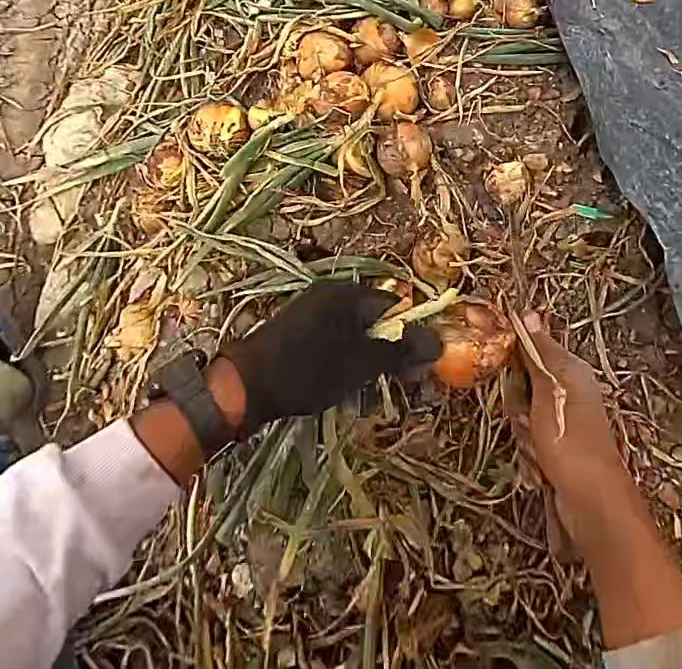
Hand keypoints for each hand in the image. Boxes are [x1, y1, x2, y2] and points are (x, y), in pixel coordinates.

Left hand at [222, 281, 441, 427]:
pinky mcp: (297, 329)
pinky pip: (335, 337)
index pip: (394, 306)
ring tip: (368, 386)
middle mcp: (329, 294)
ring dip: (368, 356)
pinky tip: (343, 381)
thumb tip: (439, 342)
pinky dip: (346, 356)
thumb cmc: (308, 370)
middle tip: (396, 380)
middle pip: (375, 318)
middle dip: (390, 348)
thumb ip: (402, 350)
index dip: (410, 335)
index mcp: (347, 293)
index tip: (415, 366)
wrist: (242, 387)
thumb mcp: (363, 363)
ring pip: (355, 331)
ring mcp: (311, 310)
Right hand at [514, 312, 639, 549]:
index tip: (502, 366)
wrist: (592, 502)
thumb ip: (538, 355)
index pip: (534, 344)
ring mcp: (563, 419)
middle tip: (524, 416)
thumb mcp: (550, 391)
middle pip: (524, 381)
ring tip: (535, 445)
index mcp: (571, 369)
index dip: (515, 355)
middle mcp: (569, 389)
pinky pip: (530, 436)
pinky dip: (529, 450)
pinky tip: (538, 464)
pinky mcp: (558, 445)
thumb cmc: (570, 442)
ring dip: (522, 430)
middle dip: (516, 401)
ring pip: (523, 412)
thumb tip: (529, 313)